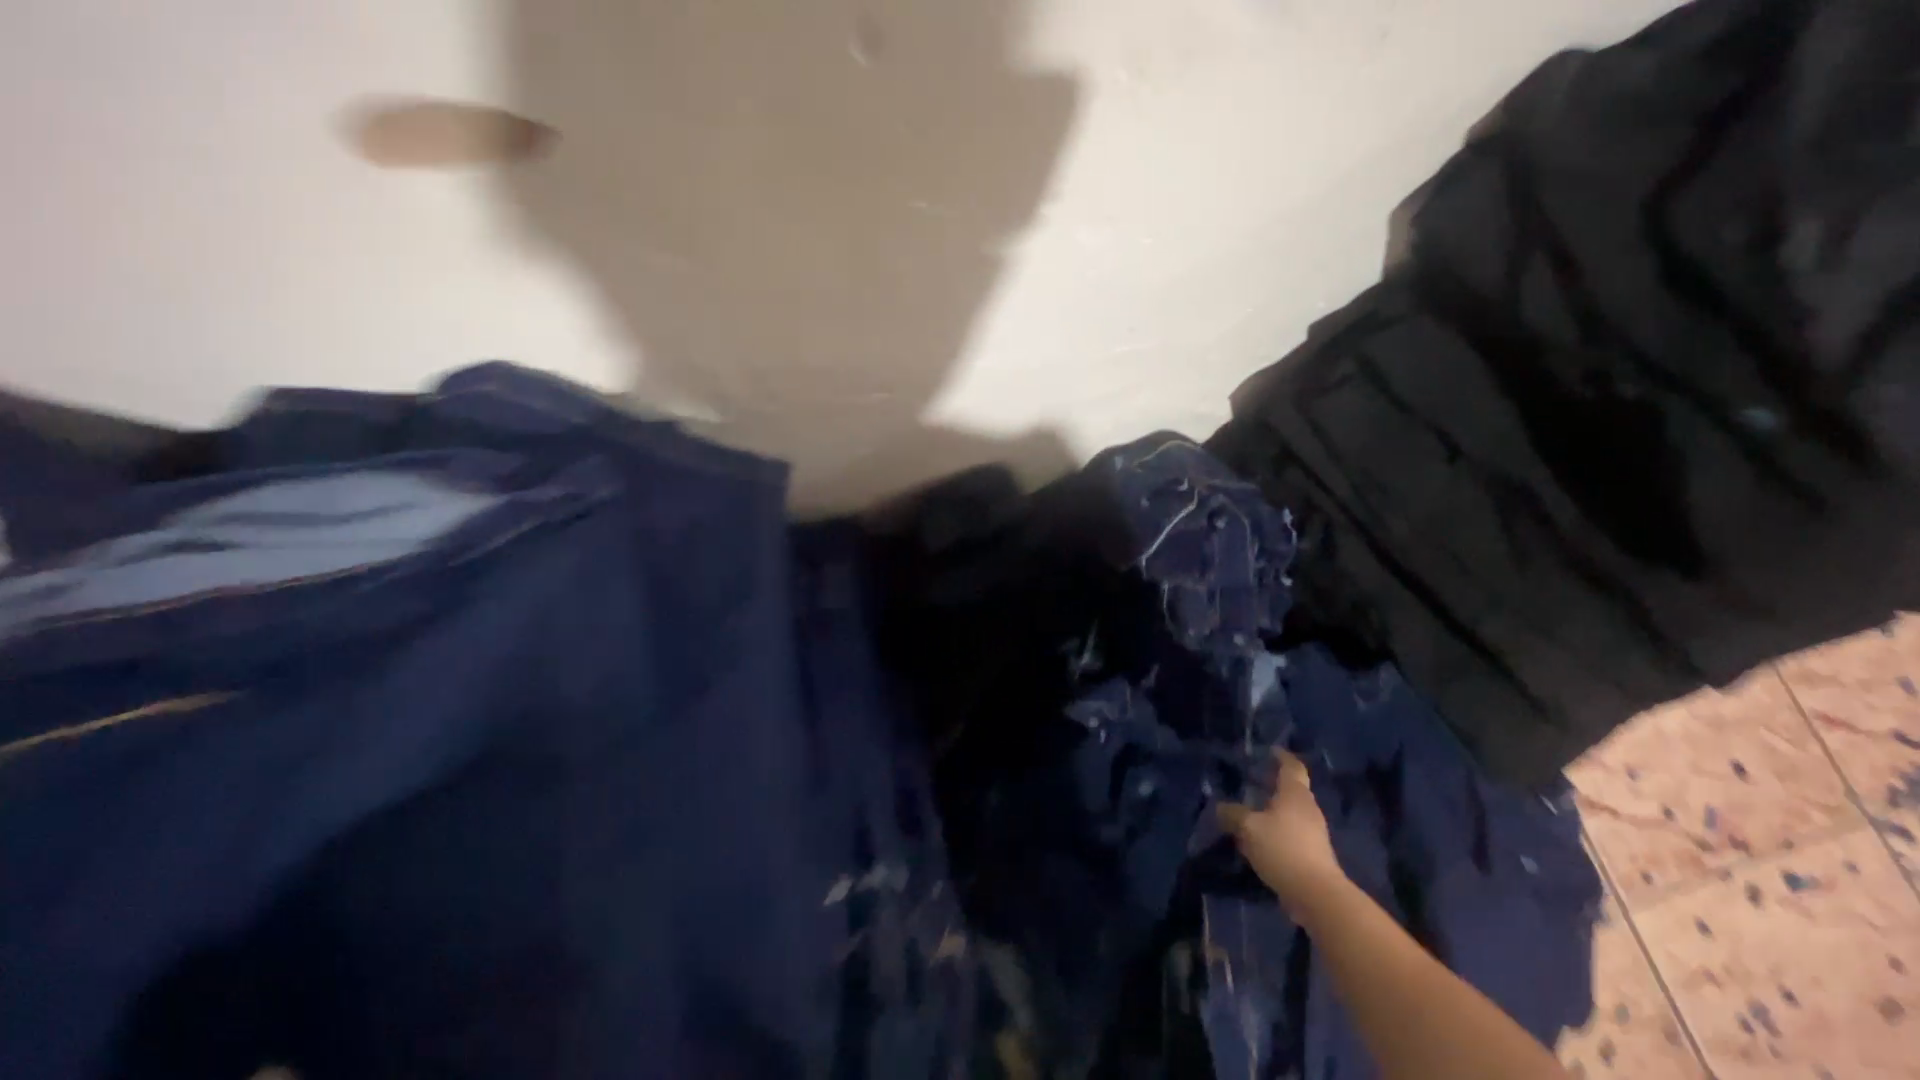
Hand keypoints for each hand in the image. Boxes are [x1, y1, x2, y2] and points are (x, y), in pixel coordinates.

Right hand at [1217, 749, 1348, 915]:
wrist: (1315, 892)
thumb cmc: (1283, 848)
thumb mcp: (1249, 828)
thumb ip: (1233, 814)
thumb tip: (1221, 807)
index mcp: (1295, 795)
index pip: (1291, 767)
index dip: (1281, 756)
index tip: (1270, 750)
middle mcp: (1307, 808)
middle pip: (1292, 789)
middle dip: (1272, 784)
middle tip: (1251, 781)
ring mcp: (1313, 832)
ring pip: (1290, 812)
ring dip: (1272, 809)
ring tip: (1249, 811)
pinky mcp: (1312, 853)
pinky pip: (1290, 833)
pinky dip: (1275, 830)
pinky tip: (1258, 840)